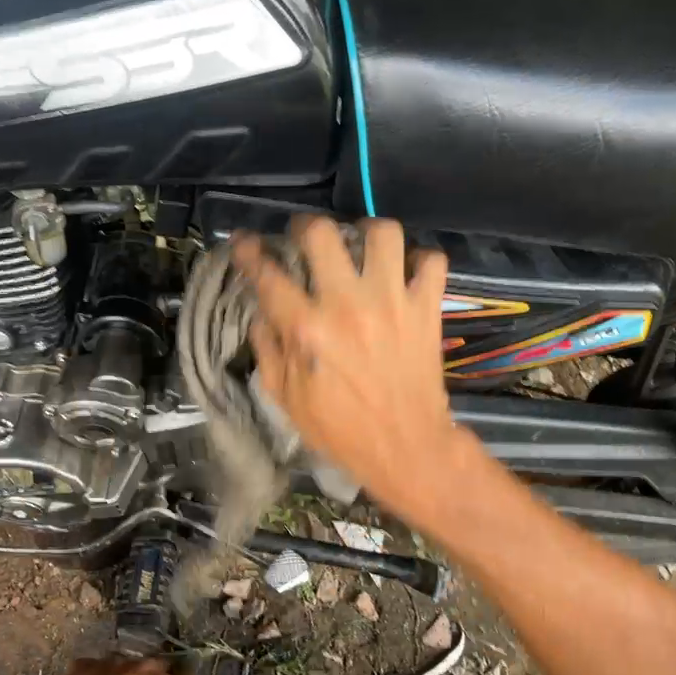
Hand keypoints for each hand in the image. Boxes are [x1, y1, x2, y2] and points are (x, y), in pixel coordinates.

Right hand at [232, 216, 460, 520]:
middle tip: (305, 238)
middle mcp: (347, 305)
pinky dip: (419, 260)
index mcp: (307, 329)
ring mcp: (392, 302)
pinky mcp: (426, 309)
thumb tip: (261, 314)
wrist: (406, 447)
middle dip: (306, 226)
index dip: (248, 250)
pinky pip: (432, 261)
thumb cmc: (341, 429)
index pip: (268, 274)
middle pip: (322, 234)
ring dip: (367, 233)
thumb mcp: (286, 398)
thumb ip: (268, 350)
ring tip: (361, 245)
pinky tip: (405, 271)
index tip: (243, 240)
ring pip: (383, 233)